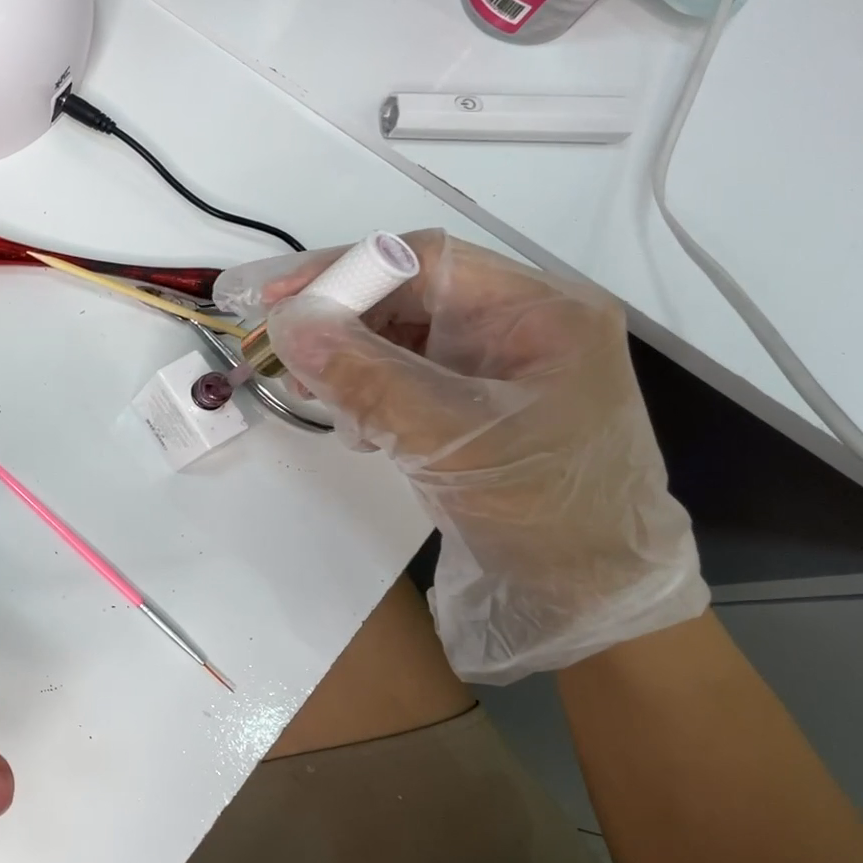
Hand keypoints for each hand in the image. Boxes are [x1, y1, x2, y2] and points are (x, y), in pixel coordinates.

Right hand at [214, 231, 707, 683]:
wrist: (586, 601)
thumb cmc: (541, 508)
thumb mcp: (449, 435)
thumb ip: (365, 375)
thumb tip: (286, 323)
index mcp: (539, 313)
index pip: (425, 261)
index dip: (345, 271)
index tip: (276, 302)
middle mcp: (516, 329)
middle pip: (406, 297)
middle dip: (340, 322)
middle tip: (278, 350)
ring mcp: (491, 371)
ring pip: (395, 339)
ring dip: (345, 361)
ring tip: (311, 394)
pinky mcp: (466, 409)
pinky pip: (398, 379)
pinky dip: (362, 394)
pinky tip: (352, 424)